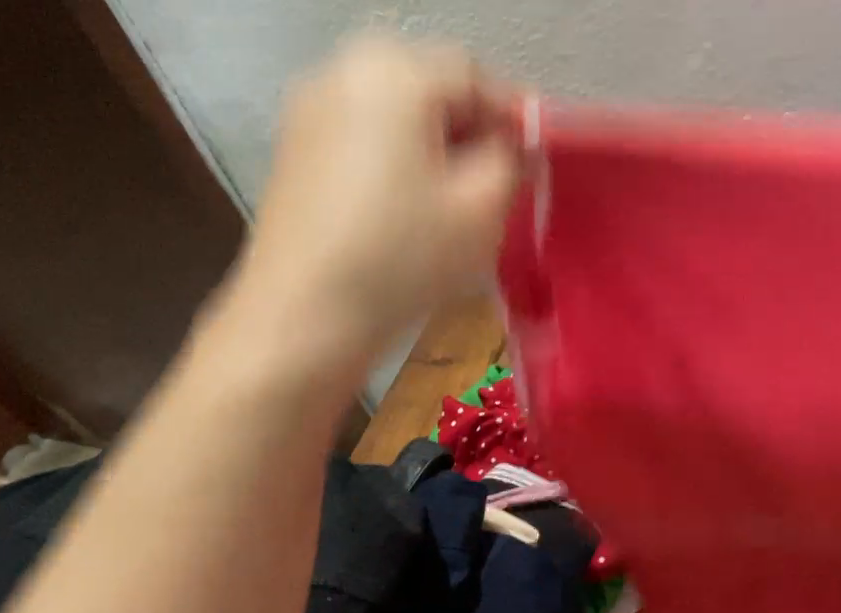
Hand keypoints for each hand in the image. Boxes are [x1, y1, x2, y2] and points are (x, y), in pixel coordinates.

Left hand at [219, 35, 523, 400]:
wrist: (308, 312)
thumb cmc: (405, 256)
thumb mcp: (482, 209)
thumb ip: (512, 161)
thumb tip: (516, 144)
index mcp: (392, 73)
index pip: (474, 75)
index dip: (515, 117)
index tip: (540, 164)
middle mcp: (343, 72)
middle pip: (432, 88)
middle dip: (475, 132)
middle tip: (505, 187)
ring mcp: (312, 110)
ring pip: (399, 116)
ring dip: (441, 150)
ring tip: (464, 208)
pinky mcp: (299, 151)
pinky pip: (369, 140)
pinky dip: (403, 163)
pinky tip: (418, 215)